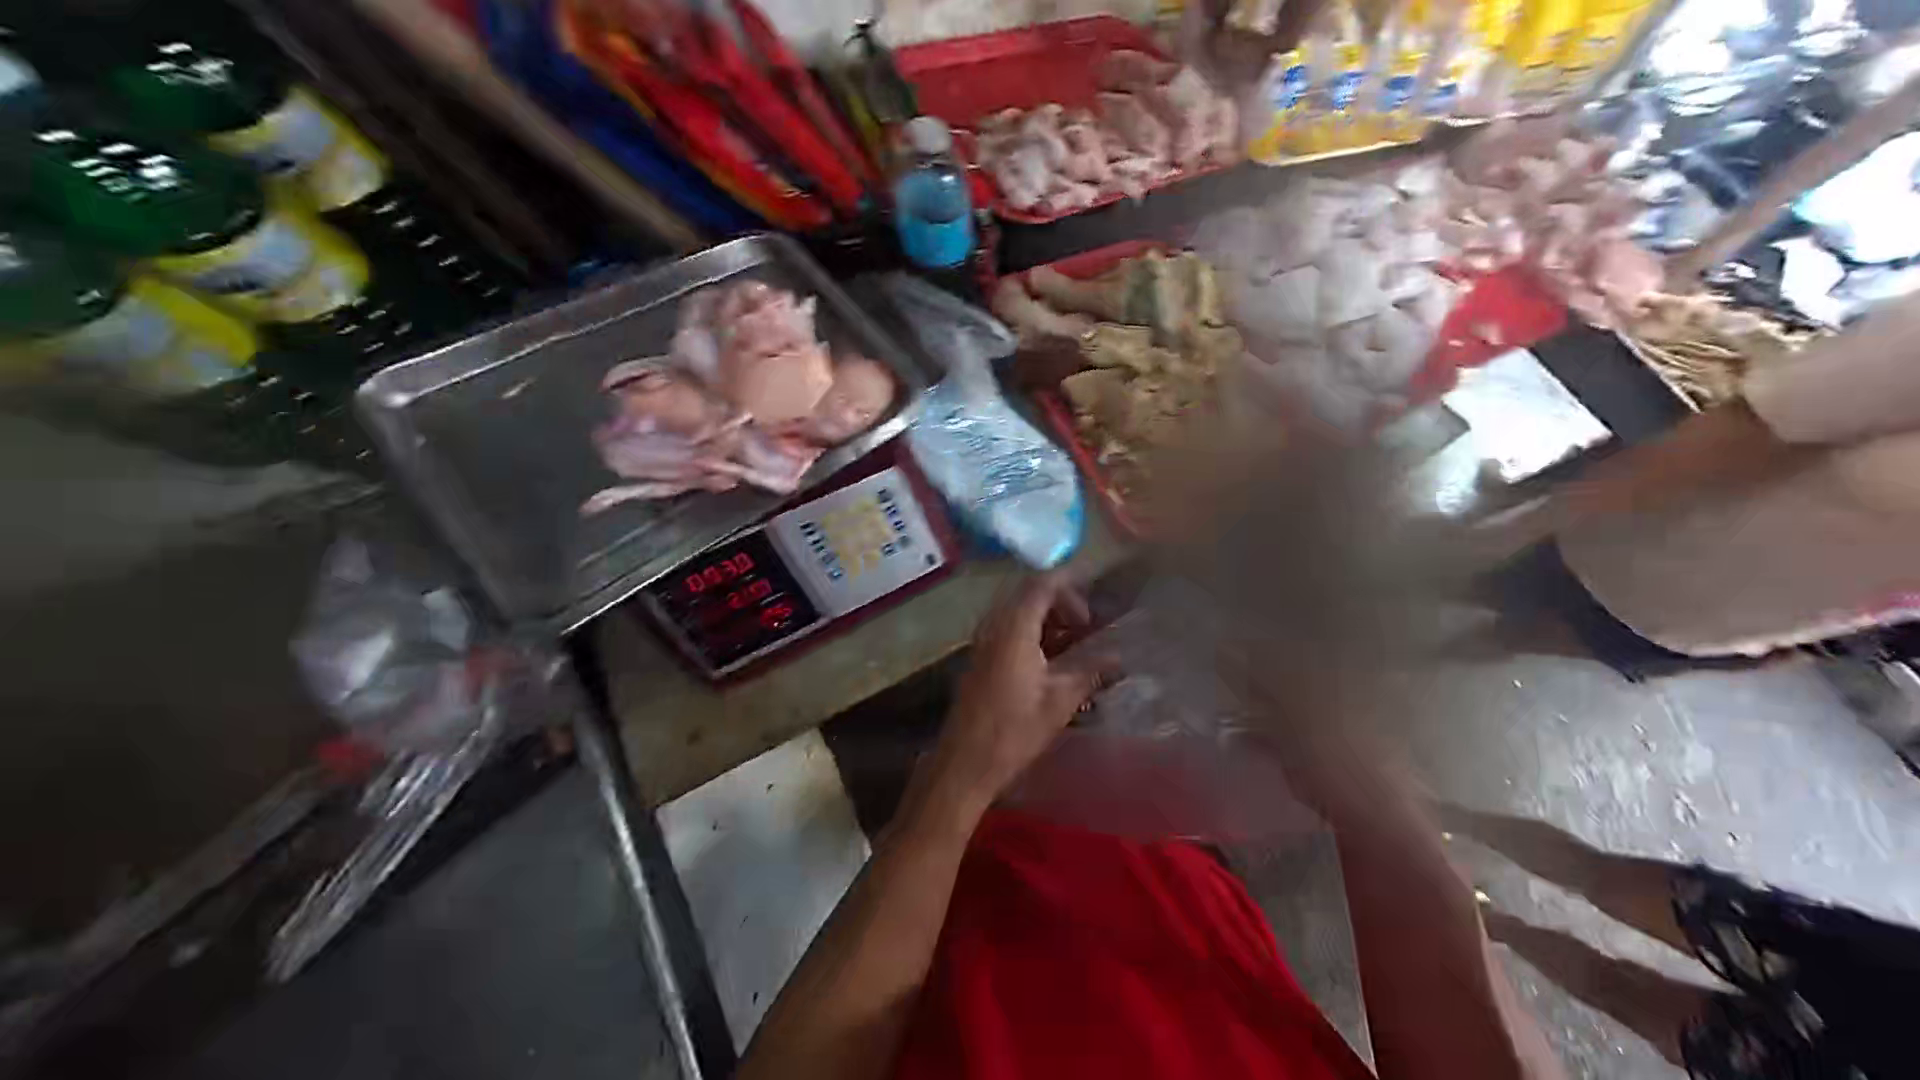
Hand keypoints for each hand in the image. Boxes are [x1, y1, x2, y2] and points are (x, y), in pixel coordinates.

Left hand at [924, 573, 1110, 817]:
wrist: (966, 761)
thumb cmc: (1014, 730)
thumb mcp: (1060, 701)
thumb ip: (1091, 672)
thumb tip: (1120, 659)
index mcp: (1013, 629)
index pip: (1042, 585)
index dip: (1070, 587)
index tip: (1094, 607)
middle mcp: (994, 627)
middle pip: (1028, 595)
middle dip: (1061, 603)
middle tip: (1088, 625)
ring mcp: (984, 642)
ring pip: (1018, 613)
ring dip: (1048, 620)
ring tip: (1076, 642)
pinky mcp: (981, 659)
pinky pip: (1009, 631)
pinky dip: (1034, 634)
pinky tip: (1054, 659)